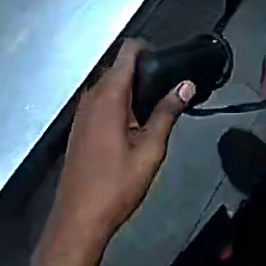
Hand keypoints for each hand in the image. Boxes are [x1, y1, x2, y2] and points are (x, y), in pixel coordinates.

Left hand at [50, 43, 192, 245]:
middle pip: (118, 67)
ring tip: (156, 107)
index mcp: (108, 95)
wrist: (79, 216)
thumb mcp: (150, 151)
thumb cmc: (116, 185)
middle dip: (143, 71)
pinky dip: (119, 101)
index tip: (166, 60)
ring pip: (110, 84)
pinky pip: (101, 99)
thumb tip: (186, 85)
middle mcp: (92, 95)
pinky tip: (134, 123)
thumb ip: (167, 114)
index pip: (126, 52)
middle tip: (169, 88)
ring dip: (131, 88)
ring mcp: (83, 109)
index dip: (147, 48)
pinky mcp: (80, 123)